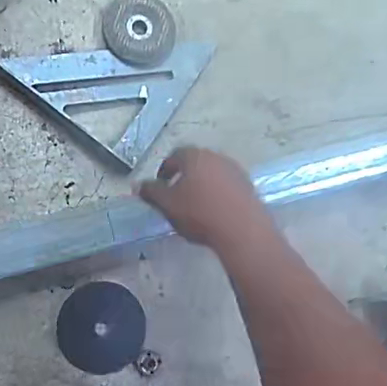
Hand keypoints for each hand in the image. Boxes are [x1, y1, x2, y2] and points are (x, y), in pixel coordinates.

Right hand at [137, 147, 273, 249]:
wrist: (241, 229)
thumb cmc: (199, 213)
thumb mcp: (167, 205)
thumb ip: (151, 192)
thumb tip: (138, 185)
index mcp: (194, 156)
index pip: (174, 156)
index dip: (164, 170)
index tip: (160, 186)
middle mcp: (216, 156)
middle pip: (195, 163)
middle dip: (184, 176)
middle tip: (177, 195)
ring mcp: (235, 170)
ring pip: (212, 173)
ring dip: (202, 184)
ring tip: (196, 205)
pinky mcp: (248, 186)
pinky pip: (227, 186)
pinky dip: (218, 193)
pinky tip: (215, 211)